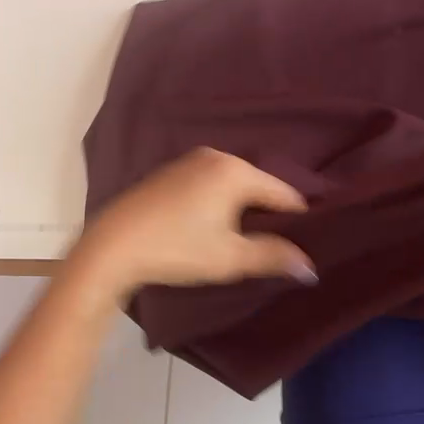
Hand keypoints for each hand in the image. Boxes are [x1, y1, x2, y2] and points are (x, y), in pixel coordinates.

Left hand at [66, 148, 315, 303]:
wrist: (112, 246)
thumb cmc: (177, 249)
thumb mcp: (230, 258)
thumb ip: (273, 257)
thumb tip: (310, 267)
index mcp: (236, 170)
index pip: (284, 192)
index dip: (298, 219)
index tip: (308, 242)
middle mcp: (217, 156)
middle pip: (259, 185)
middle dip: (269, 213)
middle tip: (279, 245)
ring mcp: (191, 161)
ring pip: (234, 184)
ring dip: (244, 208)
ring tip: (249, 239)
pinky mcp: (171, 172)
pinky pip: (211, 183)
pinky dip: (221, 201)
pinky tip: (216, 226)